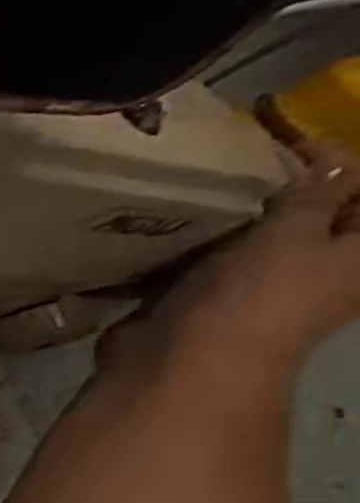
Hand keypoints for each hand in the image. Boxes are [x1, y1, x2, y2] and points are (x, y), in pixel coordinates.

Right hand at [100, 137, 359, 379]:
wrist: (180, 363)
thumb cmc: (254, 300)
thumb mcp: (292, 236)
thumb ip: (310, 194)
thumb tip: (320, 160)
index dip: (334, 161)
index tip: (286, 139)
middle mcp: (316, 265)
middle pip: (308, 210)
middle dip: (277, 186)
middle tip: (238, 160)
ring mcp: (256, 282)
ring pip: (251, 232)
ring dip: (228, 214)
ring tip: (200, 187)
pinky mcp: (205, 296)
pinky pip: (203, 258)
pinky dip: (188, 243)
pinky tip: (168, 226)